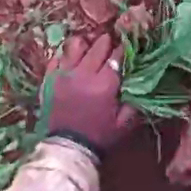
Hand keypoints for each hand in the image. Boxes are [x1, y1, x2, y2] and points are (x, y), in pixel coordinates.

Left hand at [45, 33, 139, 156]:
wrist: (67, 148)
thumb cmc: (99, 136)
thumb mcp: (124, 123)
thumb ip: (134, 102)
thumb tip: (141, 83)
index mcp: (104, 84)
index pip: (117, 56)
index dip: (124, 49)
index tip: (127, 48)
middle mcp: (83, 74)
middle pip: (97, 46)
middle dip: (107, 42)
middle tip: (111, 45)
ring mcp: (63, 75)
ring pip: (75, 45)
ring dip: (85, 45)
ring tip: (89, 49)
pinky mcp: (49, 79)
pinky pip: (57, 58)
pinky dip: (66, 57)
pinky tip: (71, 62)